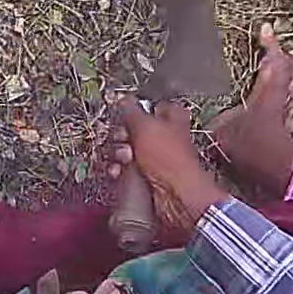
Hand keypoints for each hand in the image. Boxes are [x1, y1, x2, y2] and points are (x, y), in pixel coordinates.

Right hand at [110, 97, 229, 236]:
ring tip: (124, 160)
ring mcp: (152, 157)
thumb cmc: (167, 157)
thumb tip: (121, 96)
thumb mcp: (145, 126)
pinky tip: (117, 172)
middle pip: (131, 127)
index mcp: (170, 118)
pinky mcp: (142, 175)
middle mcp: (162, 136)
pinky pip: (122, 167)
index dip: (136, 109)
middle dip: (121, 134)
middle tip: (123, 140)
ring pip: (123, 147)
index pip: (150, 106)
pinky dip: (117, 169)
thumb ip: (130, 110)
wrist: (175, 197)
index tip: (124, 114)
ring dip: (117, 153)